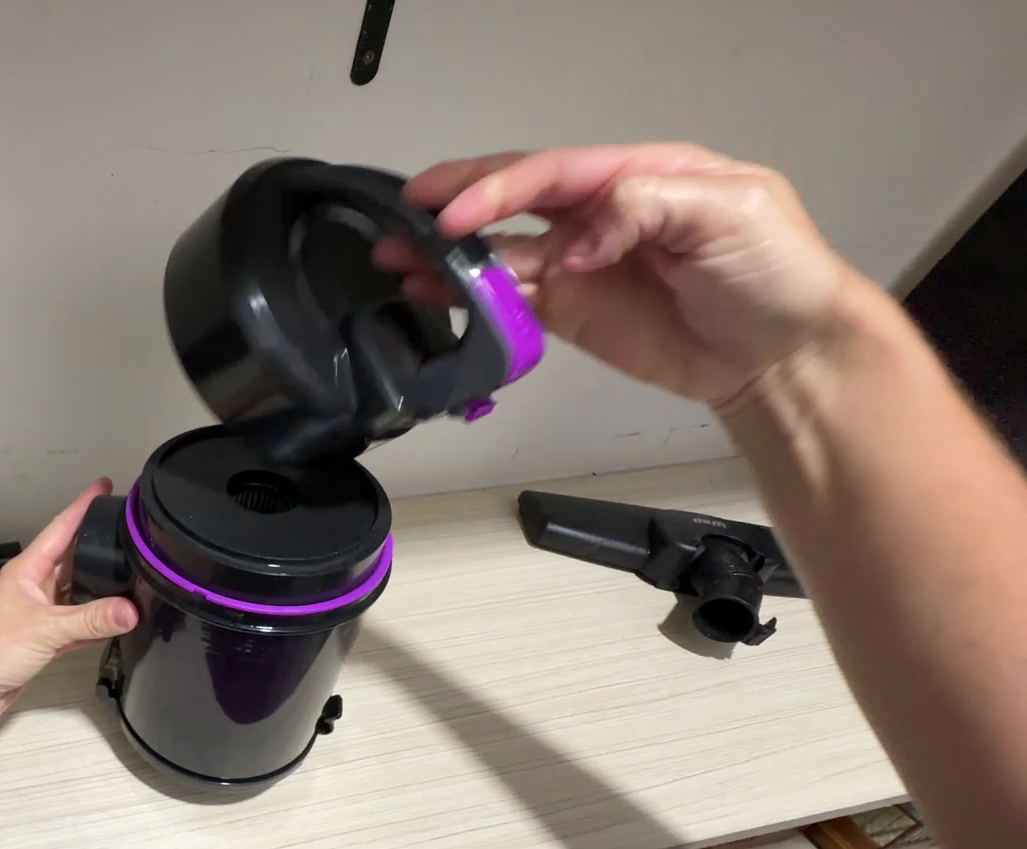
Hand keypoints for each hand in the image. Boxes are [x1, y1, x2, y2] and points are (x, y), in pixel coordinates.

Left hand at [0, 480, 138, 731]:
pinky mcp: (41, 637)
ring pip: (75, 589)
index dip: (83, 506)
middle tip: (127, 530)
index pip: (61, 528)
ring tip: (129, 570)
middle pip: (71, 557)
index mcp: (27, 570)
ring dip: (98, 584)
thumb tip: (131, 609)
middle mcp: (32, 585)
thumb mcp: (46, 629)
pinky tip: (113, 619)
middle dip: (97, 543)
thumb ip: (91, 619)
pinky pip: (74, 621)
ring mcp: (36, 611)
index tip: (104, 485)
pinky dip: (93, 620)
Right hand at [375, 143, 851, 406]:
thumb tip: (573, 244)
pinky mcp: (560, 310)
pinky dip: (462, 296)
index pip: (551, 173)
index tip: (450, 215)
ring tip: (395, 256)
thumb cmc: (772, 273)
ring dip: (445, 255)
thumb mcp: (732, 214)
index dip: (496, 189)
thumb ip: (646, 207)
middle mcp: (594, 215)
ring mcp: (572, 265)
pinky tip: (427, 291)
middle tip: (404, 209)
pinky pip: (502, 299)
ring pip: (495, 252)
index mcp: (636, 177)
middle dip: (455, 203)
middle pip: (511, 201)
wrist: (774, 354)